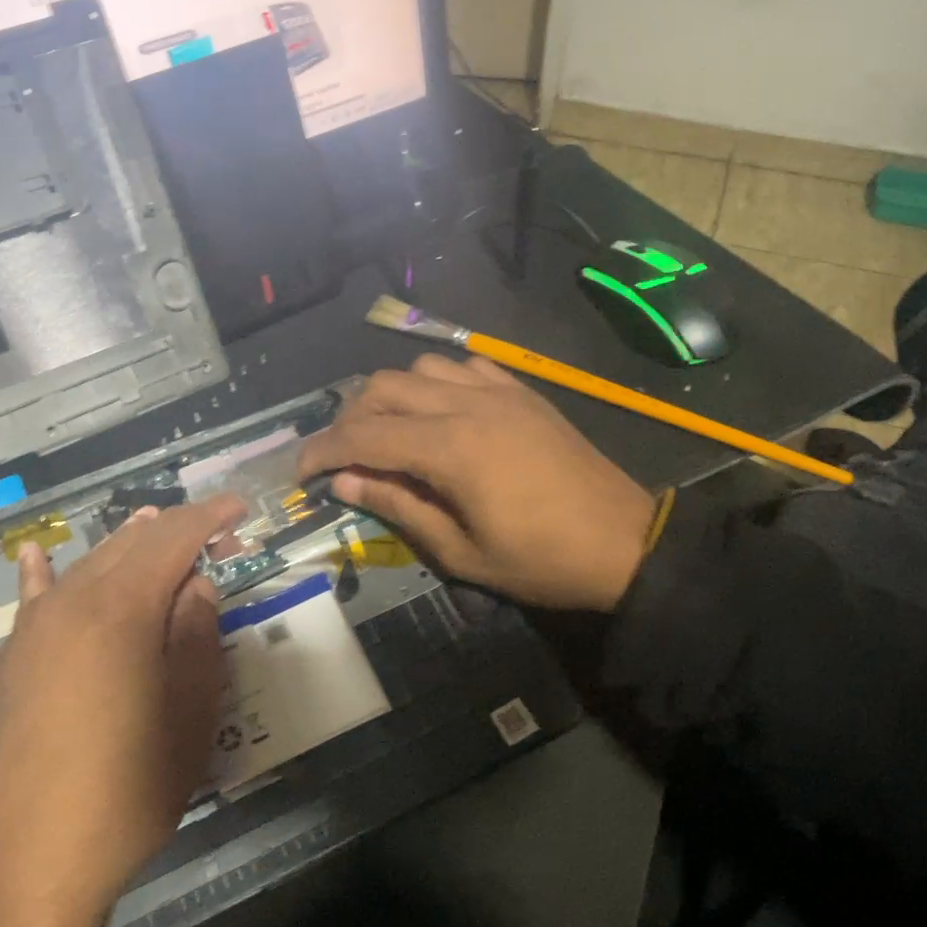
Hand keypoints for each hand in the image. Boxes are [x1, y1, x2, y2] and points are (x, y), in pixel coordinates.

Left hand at [0, 497, 245, 926]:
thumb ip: (197, 638)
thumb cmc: (124, 792)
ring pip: (86, 565)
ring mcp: (32, 630)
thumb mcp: (189, 716)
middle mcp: (72, 602)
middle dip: (174, 530)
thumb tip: (196, 587)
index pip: (172, 537)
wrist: (20, 865)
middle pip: (129, 544)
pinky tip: (38, 554)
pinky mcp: (10, 662)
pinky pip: (33, 599)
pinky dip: (45, 571)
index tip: (240, 509)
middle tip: (214, 537)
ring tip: (153, 527)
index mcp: (122, 608)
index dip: (209, 517)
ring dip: (125, 545)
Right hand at [299, 355, 654, 610]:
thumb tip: (345, 481)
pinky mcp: (521, 392)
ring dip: (390, 395)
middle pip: (383, 388)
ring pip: (420, 368)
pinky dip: (437, 382)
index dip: (322, 451)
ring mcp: (498, 391)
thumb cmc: (541, 560)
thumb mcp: (462, 552)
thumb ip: (400, 508)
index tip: (302, 473)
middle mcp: (467, 404)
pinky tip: (440, 412)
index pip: (364, 436)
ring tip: (388, 433)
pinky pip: (464, 366)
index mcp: (450, 448)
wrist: (624, 541)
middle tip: (342, 458)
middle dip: (348, 419)